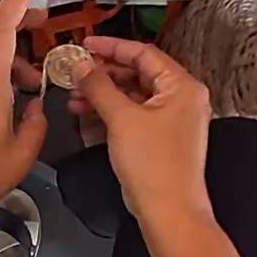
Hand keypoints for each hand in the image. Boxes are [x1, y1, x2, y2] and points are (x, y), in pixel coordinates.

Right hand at [71, 36, 213, 228]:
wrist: (168, 210)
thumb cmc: (156, 166)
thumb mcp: (121, 118)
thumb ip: (99, 86)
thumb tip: (82, 66)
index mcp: (181, 86)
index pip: (144, 53)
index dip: (112, 47)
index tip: (86, 45)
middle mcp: (181, 99)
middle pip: (137, 73)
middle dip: (103, 74)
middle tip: (76, 71)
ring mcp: (171, 120)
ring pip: (132, 95)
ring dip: (103, 94)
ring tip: (74, 96)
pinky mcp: (159, 138)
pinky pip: (132, 115)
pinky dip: (110, 112)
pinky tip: (86, 113)